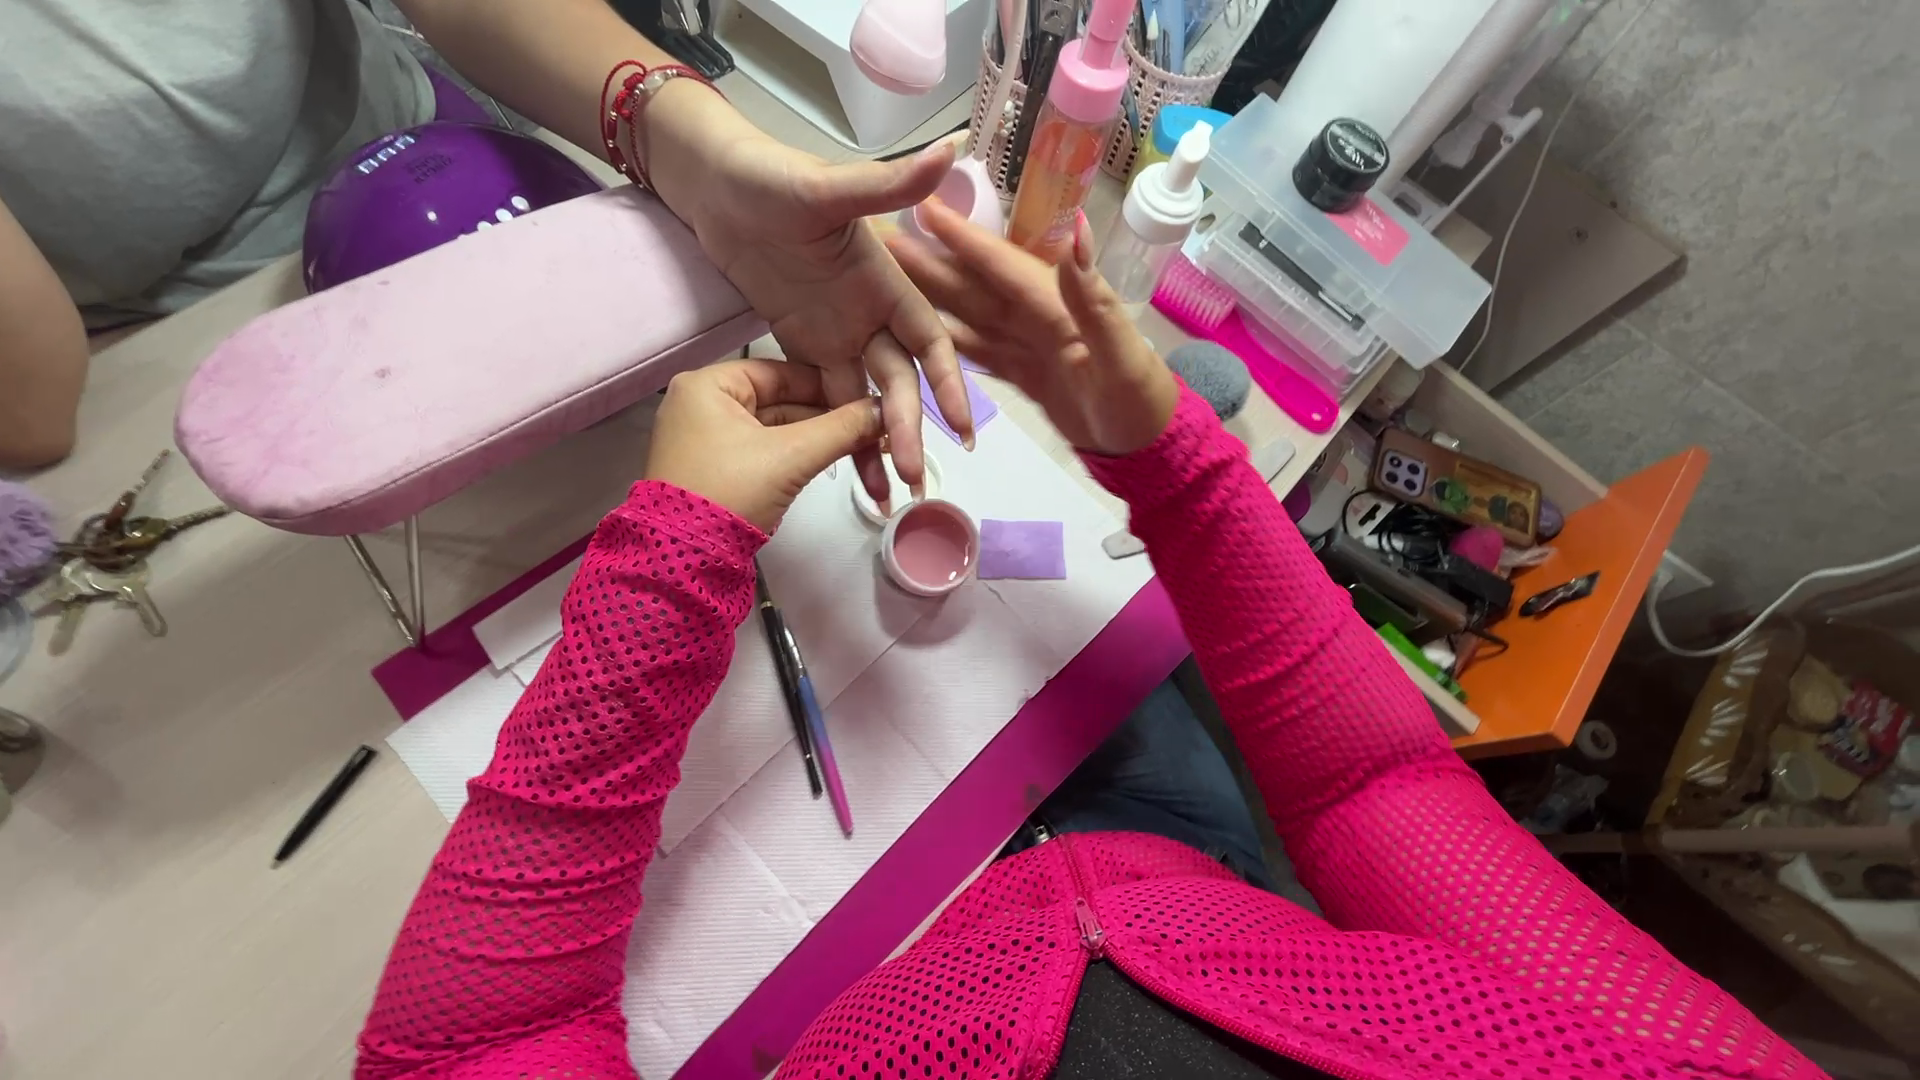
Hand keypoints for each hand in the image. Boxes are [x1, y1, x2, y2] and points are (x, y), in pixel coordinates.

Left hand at [643, 359, 884, 532]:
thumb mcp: (792, 456)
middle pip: (778, 400)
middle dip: (825, 417)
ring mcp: (703, 438)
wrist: (686, 558)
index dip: (827, 385)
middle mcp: (700, 403)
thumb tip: (886, 410)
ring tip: (857, 445)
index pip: (781, 371)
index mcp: (707, 385)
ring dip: (813, 438)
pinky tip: (825, 460)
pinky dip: (792, 455)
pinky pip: (761, 450)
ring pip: (772, 428)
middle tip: (868, 426)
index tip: (866, 397)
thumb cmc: (732, 491)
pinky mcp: (712, 468)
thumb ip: (843, 429)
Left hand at [645, 84, 972, 501]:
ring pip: (862, 401)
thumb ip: (886, 186)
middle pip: (897, 384)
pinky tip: (845, 470)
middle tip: (916, 480)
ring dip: (875, 446)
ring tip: (889, 497)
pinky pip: (824, 399)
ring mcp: (836, 335)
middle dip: (908, 430)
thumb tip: (950, 152)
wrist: (714, 188)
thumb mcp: (827, 189)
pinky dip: (835, 433)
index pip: (929, 342)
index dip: (948, 383)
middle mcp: (868, 316)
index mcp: (885, 284)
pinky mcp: (803, 347)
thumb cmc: (771, 180)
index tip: (961, 427)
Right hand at [887, 203, 1178, 455]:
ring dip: (934, 297)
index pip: (1004, 267)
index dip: (965, 239)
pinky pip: (982, 352)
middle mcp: (1040, 317)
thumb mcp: (1122, 357)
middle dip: (933, 262)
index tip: (924, 208)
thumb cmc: (1140, 404)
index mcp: (1060, 306)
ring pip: (973, 315)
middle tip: (885, 239)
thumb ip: (1095, 303)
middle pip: (977, 286)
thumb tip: (1076, 235)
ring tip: (891, 279)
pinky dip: (952, 340)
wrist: (1148, 448)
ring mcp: (1031, 346)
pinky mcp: (1026, 374)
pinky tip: (922, 331)